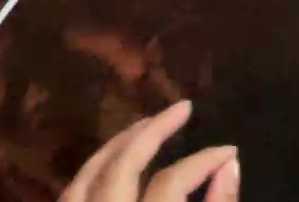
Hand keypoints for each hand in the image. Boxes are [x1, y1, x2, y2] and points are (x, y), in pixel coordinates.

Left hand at [61, 101, 240, 201]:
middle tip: (182, 107)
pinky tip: (111, 164)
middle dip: (153, 131)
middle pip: (120, 167)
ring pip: (83, 180)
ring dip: (117, 145)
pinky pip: (68, 197)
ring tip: (147, 125)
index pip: (171, 181)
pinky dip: (92, 173)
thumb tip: (230, 164)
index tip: (230, 152)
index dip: (204, 160)